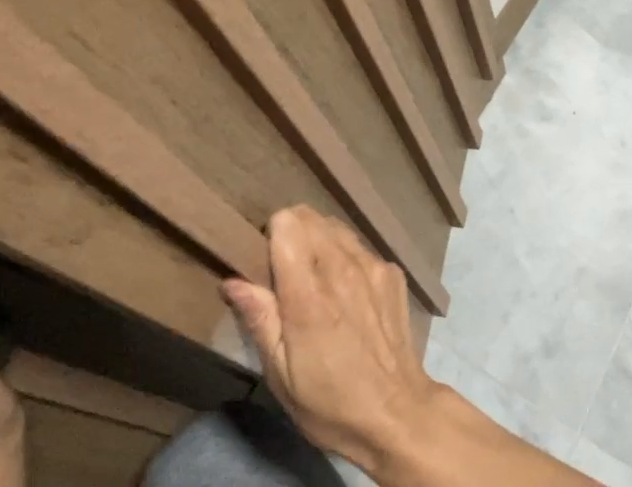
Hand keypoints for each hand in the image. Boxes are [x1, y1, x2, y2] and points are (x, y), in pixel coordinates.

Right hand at [221, 205, 442, 470]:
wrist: (397, 414)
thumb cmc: (330, 401)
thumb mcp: (281, 374)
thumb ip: (260, 319)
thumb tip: (233, 281)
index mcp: (310, 295)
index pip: (288, 223)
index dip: (271, 234)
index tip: (264, 260)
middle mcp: (344, 269)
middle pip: (311, 217)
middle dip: (292, 233)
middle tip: (285, 271)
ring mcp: (374, 267)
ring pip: (337, 227)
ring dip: (319, 241)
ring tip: (315, 280)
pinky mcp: (393, 274)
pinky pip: (360, 247)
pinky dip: (346, 257)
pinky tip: (347, 293)